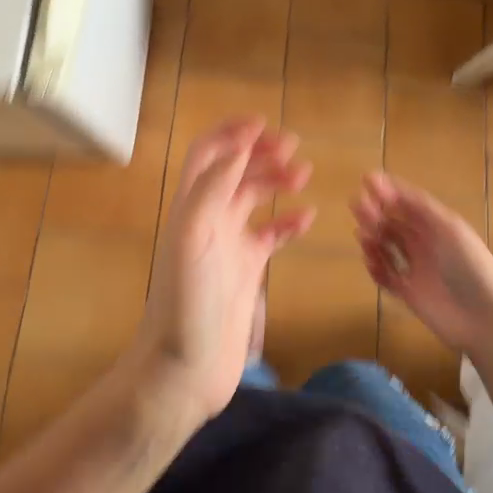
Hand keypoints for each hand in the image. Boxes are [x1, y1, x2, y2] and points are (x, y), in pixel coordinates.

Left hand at [135, 118, 314, 422]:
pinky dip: (289, 222)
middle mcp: (208, 219)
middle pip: (234, 170)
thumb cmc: (186, 302)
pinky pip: (270, 236)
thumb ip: (212, 188)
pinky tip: (307, 219)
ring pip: (253, 197)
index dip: (231, 132)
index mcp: (191, 207)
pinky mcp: (246, 271)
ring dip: (276, 180)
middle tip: (293, 148)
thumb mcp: (193, 238)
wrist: (184, 370)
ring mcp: (228, 245)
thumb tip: (239, 146)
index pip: (208, 154)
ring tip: (303, 175)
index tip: (264, 123)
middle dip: (261, 152)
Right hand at [351, 171, 492, 355]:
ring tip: (362, 234)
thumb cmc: (471, 267)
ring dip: (372, 238)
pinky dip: (375, 268)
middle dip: (375, 212)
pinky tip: (369, 261)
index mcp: (437, 225)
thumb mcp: (450, 229)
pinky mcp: (409, 293)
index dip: (387, 190)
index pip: (408, 202)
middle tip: (357, 205)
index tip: (366, 180)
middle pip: (393, 222)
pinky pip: (385, 276)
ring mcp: (416, 268)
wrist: (485, 319)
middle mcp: (425, 243)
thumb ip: (420, 207)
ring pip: (386, 247)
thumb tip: (388, 188)